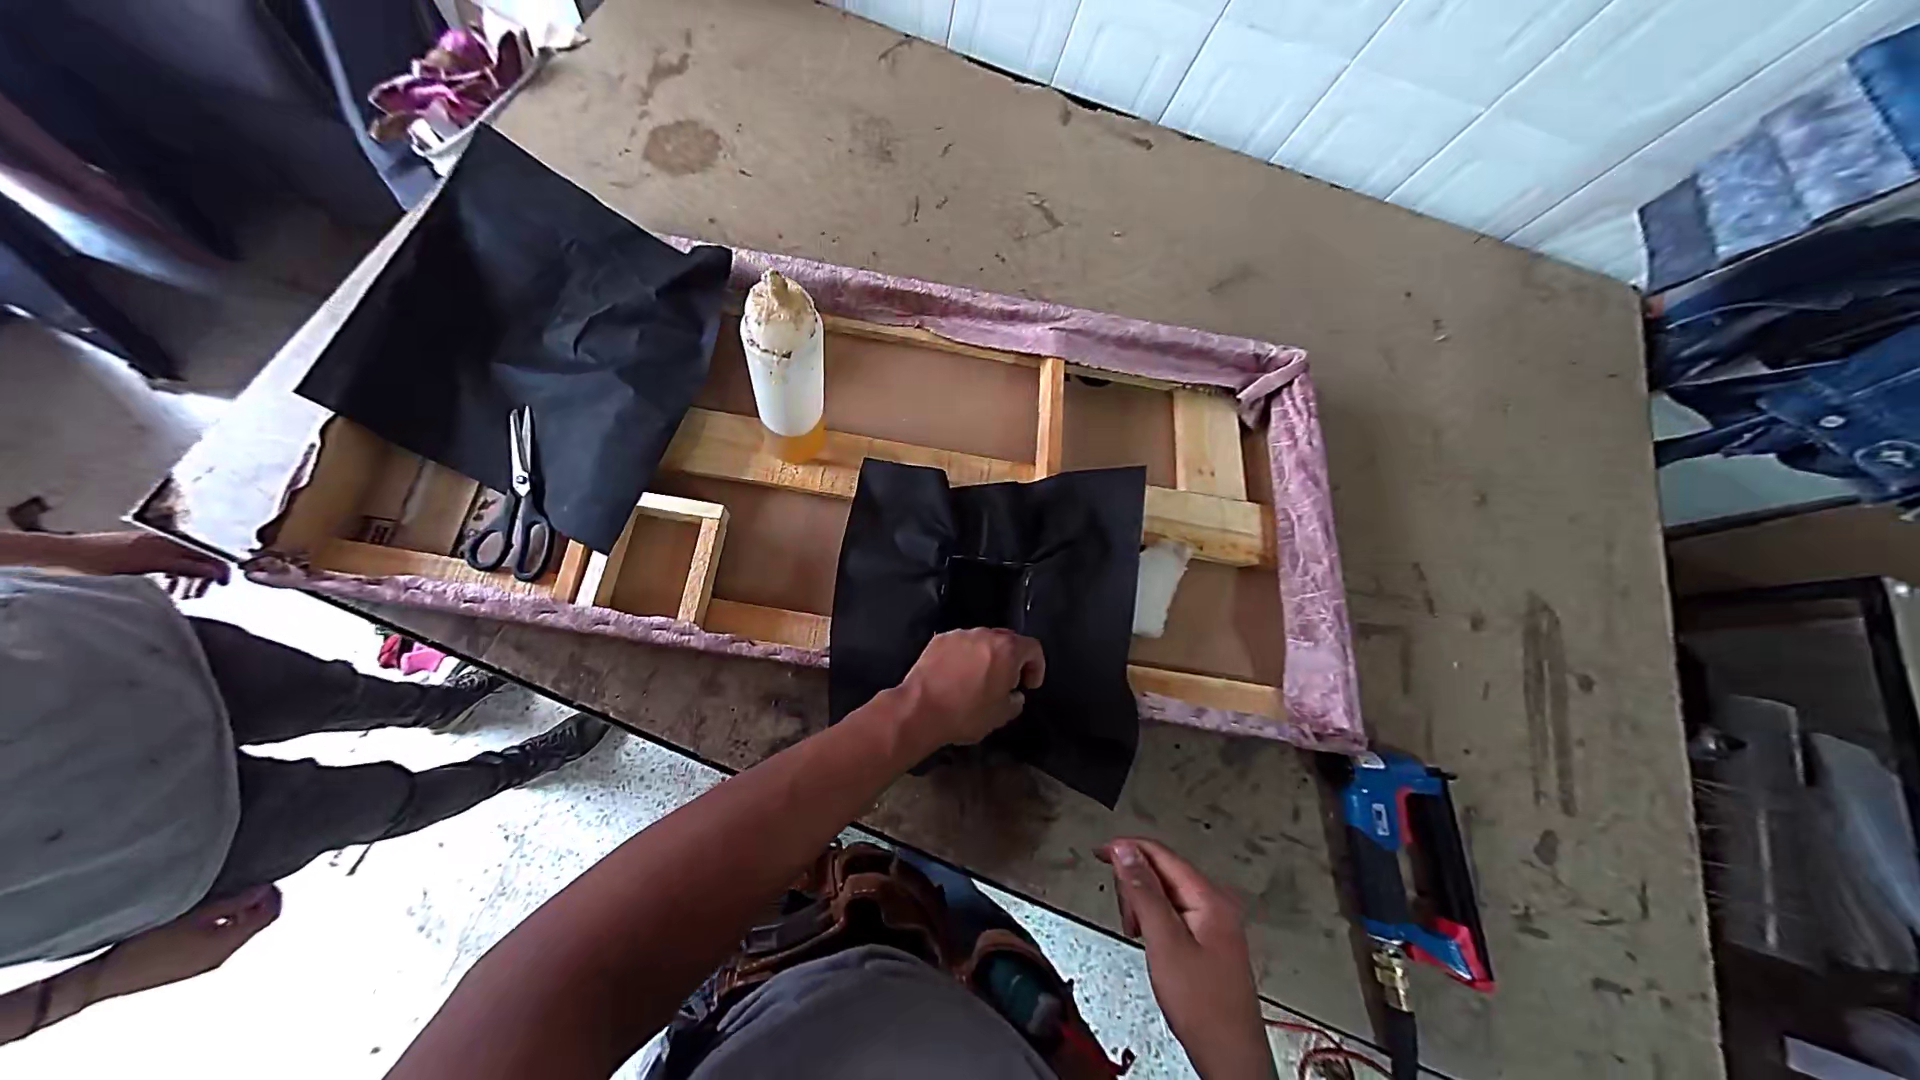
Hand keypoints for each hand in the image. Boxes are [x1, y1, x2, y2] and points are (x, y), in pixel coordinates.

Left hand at [65, 533, 229, 592]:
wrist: (61, 554)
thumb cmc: (98, 565)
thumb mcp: (145, 571)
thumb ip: (184, 570)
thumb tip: (215, 572)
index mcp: (169, 547)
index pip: (208, 557)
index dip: (220, 570)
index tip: (224, 584)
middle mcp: (165, 541)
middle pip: (199, 557)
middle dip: (203, 575)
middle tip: (199, 593)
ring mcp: (152, 541)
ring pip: (183, 558)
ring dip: (187, 575)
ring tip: (179, 591)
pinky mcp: (141, 544)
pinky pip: (169, 556)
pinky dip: (173, 570)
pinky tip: (164, 582)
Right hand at [93, 885, 280, 999]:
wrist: (101, 980)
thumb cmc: (147, 944)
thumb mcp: (197, 916)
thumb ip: (235, 902)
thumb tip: (264, 888)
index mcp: (228, 945)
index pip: (269, 916)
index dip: (273, 895)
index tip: (266, 879)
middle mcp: (222, 957)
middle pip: (256, 924)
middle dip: (258, 903)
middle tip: (249, 885)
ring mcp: (205, 965)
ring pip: (238, 933)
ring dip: (241, 914)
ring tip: (229, 897)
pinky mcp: (188, 968)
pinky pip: (219, 942)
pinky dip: (224, 926)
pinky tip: (208, 917)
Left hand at [892, 628, 1044, 752]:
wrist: (920, 710)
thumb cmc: (965, 714)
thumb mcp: (1001, 716)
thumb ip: (1015, 701)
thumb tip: (1014, 696)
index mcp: (1007, 650)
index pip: (1033, 648)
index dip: (1037, 666)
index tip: (1029, 684)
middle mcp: (984, 635)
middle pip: (1007, 641)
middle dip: (1012, 660)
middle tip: (1007, 682)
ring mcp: (960, 635)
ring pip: (982, 642)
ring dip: (986, 657)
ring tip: (978, 681)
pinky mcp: (939, 640)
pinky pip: (959, 645)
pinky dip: (963, 657)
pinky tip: (956, 677)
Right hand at [1099, 839, 1274, 1079]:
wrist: (1229, 1057)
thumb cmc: (1204, 1007)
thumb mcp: (1164, 941)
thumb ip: (1144, 891)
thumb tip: (1126, 851)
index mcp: (1209, 898)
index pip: (1160, 854)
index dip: (1127, 849)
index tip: (1101, 852)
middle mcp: (1215, 904)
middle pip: (1162, 871)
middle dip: (1135, 887)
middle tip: (1128, 917)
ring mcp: (1213, 923)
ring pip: (1164, 892)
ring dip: (1142, 905)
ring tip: (1138, 934)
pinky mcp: (1207, 940)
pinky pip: (1171, 913)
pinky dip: (1153, 920)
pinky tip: (1149, 940)